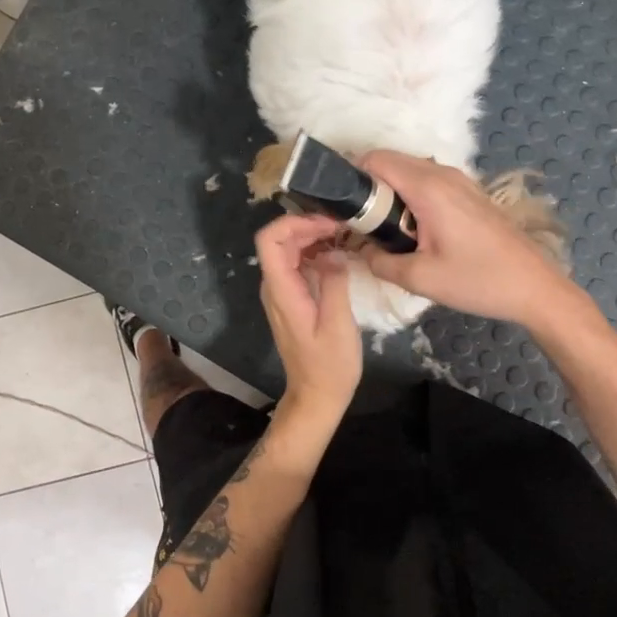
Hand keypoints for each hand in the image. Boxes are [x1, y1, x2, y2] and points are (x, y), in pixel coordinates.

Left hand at [255, 214, 362, 421]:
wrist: (316, 395)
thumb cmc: (330, 365)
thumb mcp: (338, 325)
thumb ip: (334, 283)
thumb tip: (334, 252)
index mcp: (281, 290)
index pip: (269, 241)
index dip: (293, 222)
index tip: (326, 222)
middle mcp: (274, 286)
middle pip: (280, 241)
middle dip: (308, 225)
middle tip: (344, 225)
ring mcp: (281, 292)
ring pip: (289, 251)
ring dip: (313, 237)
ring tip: (346, 234)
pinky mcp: (292, 297)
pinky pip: (298, 265)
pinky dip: (316, 253)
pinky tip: (340, 253)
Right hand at [357, 151, 588, 326]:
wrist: (537, 289)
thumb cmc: (479, 281)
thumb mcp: (420, 279)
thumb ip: (379, 261)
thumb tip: (360, 250)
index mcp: (428, 188)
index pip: (375, 159)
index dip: (351, 177)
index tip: (342, 206)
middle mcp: (443, 175)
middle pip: (390, 161)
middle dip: (368, 185)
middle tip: (360, 221)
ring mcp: (460, 181)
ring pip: (409, 170)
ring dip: (390, 190)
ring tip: (385, 228)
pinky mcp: (470, 193)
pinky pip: (427, 180)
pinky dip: (410, 194)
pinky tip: (414, 229)